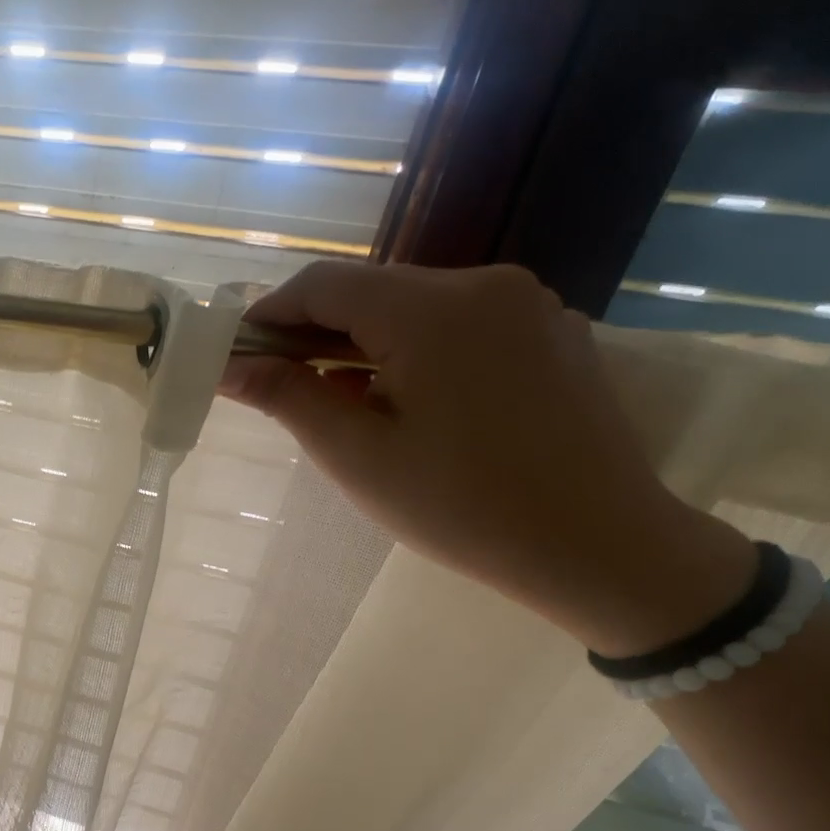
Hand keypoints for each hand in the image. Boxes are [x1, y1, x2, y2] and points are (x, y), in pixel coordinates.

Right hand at [222, 261, 755, 655]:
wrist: (602, 546)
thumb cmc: (460, 506)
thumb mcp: (355, 455)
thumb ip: (285, 396)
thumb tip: (227, 365)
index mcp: (432, 310)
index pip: (321, 284)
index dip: (267, 316)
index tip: (235, 359)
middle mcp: (484, 285)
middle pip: (368, 290)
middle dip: (312, 332)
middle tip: (280, 388)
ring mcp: (527, 305)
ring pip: (412, 305)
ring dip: (361, 342)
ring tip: (343, 404)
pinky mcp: (551, 331)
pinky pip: (459, 322)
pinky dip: (414, 348)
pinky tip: (408, 402)